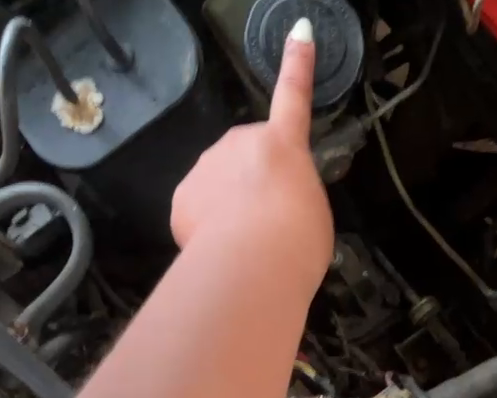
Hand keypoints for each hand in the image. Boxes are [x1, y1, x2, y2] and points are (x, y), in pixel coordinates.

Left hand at [170, 19, 332, 278]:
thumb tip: (275, 207)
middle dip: (256, 183)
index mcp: (283, 144)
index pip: (294, 97)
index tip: (299, 33)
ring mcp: (206, 167)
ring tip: (248, 245)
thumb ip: (296, 197)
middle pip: (249, 157)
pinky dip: (208, 231)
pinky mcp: (182, 199)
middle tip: (272, 223)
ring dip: (231, 208)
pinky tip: (222, 251)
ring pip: (220, 184)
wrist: (252, 264)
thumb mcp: (315, 215)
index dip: (298, 66)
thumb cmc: (298, 240)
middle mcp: (240, 143)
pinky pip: (198, 212)